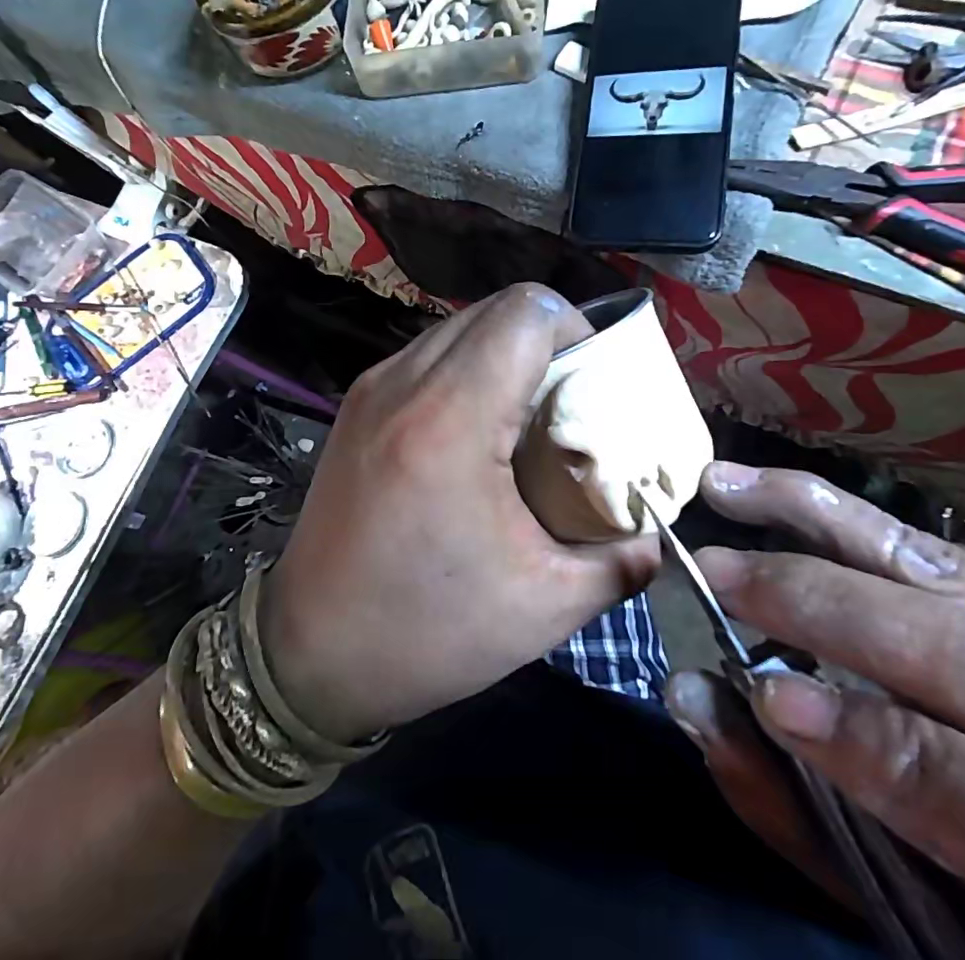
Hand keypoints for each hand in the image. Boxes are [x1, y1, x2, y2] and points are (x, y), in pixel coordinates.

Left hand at [260, 284, 660, 743]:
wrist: (311, 652)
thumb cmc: (425, 631)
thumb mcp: (545, 605)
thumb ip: (622, 557)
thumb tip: (652, 528)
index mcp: (448, 417)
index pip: (528, 312)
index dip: (580, 332)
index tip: (599, 387)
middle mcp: (400, 384)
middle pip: (493, 312)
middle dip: (547, 344)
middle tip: (573, 409)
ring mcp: (368, 392)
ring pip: (455, 333)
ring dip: (502, 361)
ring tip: (527, 427)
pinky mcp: (352, 412)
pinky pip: (424, 363)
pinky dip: (463, 378)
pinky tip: (477, 440)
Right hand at [666, 463, 964, 958]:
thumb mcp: (931, 920)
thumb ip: (804, 811)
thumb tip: (697, 700)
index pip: (952, 776)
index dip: (846, 728)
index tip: (753, 691)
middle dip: (817, 599)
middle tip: (706, 566)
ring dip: (832, 521)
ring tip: (730, 485)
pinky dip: (882, 538)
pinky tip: (815, 515)